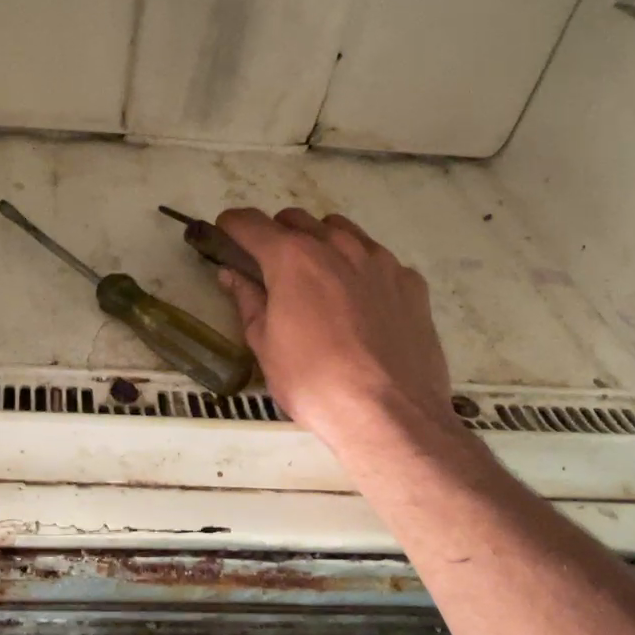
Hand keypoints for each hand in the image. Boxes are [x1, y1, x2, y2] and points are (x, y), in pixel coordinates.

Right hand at [215, 208, 465, 451]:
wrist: (390, 415)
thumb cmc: (313, 382)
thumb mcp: (265, 345)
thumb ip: (248, 301)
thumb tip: (232, 275)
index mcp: (293, 258)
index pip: (251, 223)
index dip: (232, 225)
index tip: (223, 232)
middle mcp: (337, 246)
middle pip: (297, 219)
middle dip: (276, 233)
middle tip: (268, 265)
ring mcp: (380, 261)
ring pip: (341, 231)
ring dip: (320, 242)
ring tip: (316, 277)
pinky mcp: (411, 283)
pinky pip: (378, 259)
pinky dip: (360, 268)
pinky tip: (359, 302)